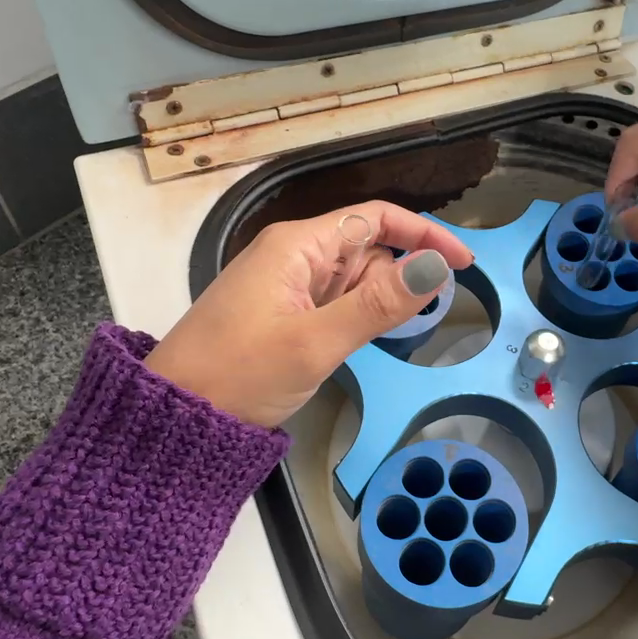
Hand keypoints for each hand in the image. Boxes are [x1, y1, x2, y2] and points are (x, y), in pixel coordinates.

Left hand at [144, 202, 473, 426]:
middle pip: (367, 248)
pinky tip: (359, 340)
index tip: (463, 263)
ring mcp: (285, 284)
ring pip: (352, 278)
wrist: (174, 420)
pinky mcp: (280, 312)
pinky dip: (356, 316)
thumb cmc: (240, 375)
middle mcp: (292, 255)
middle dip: (397, 277)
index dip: (424, 234)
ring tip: (379, 337)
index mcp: (297, 245)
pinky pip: (333, 302)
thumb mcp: (316, 342)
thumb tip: (437, 267)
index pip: (375, 218)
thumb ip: (379, 304)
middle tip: (415, 320)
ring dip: (377, 301)